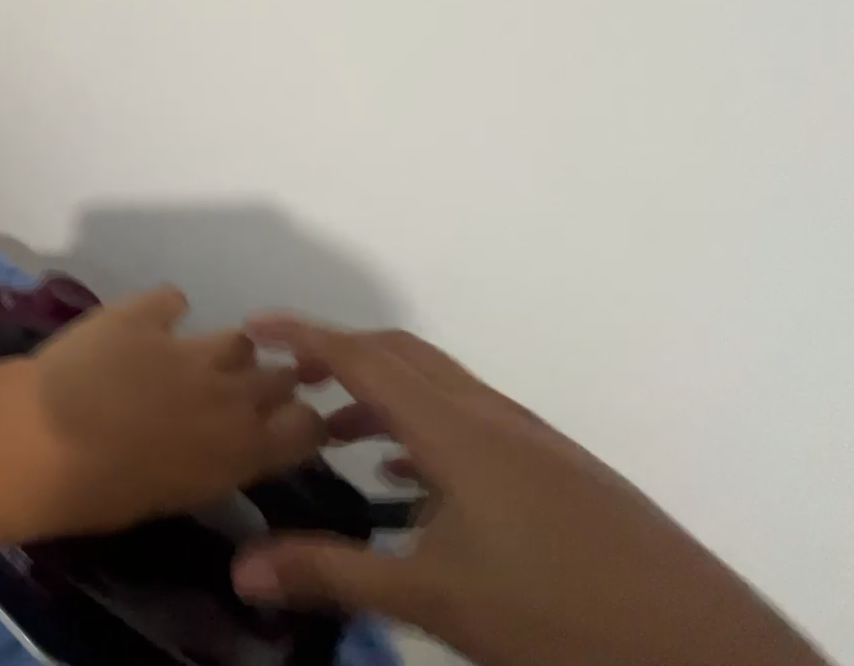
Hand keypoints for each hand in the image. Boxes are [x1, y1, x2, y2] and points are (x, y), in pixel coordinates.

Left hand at [22, 287, 327, 534]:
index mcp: (243, 449)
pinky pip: (171, 299)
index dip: (297, 419)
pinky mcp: (142, 315)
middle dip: (264, 380)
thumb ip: (215, 465)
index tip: (280, 420)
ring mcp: (187, 348)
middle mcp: (230, 394)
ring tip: (193, 357)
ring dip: (222, 349)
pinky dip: (165, 309)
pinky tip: (150, 319)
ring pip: (235, 338)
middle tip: (233, 388)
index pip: (306, 427)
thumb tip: (220, 448)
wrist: (45, 441)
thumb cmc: (104, 492)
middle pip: (276, 376)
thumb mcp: (177, 494)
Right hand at [233, 319, 828, 665]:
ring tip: (334, 430)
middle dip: (337, 354)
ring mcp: (536, 444)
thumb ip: (331, 574)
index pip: (364, 358)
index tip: (252, 326)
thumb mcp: (433, 600)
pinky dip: (422, 424)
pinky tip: (411, 477)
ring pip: (440, 387)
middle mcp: (496, 419)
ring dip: (380, 392)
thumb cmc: (560, 619)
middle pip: (402, 355)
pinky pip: (472, 419)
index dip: (303, 335)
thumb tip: (240, 572)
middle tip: (285, 376)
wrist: (718, 665)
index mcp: (458, 431)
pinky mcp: (564, 473)